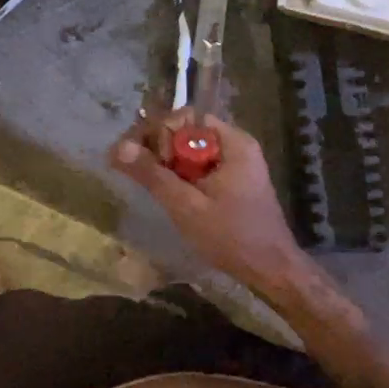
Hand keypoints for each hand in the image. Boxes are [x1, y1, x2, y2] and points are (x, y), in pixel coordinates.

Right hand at [110, 110, 307, 289]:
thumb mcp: (186, 206)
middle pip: (185, 129)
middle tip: (140, 172)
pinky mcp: (233, 179)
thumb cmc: (231, 237)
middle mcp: (235, 144)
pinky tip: (169, 192)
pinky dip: (180, 173)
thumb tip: (117, 147)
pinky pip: (198, 164)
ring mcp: (236, 161)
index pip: (184, 117)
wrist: (270, 269)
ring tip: (151, 184)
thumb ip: (152, 174)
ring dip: (167, 162)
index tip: (147, 161)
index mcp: (232, 142)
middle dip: (159, 147)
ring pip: (189, 148)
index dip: (159, 134)